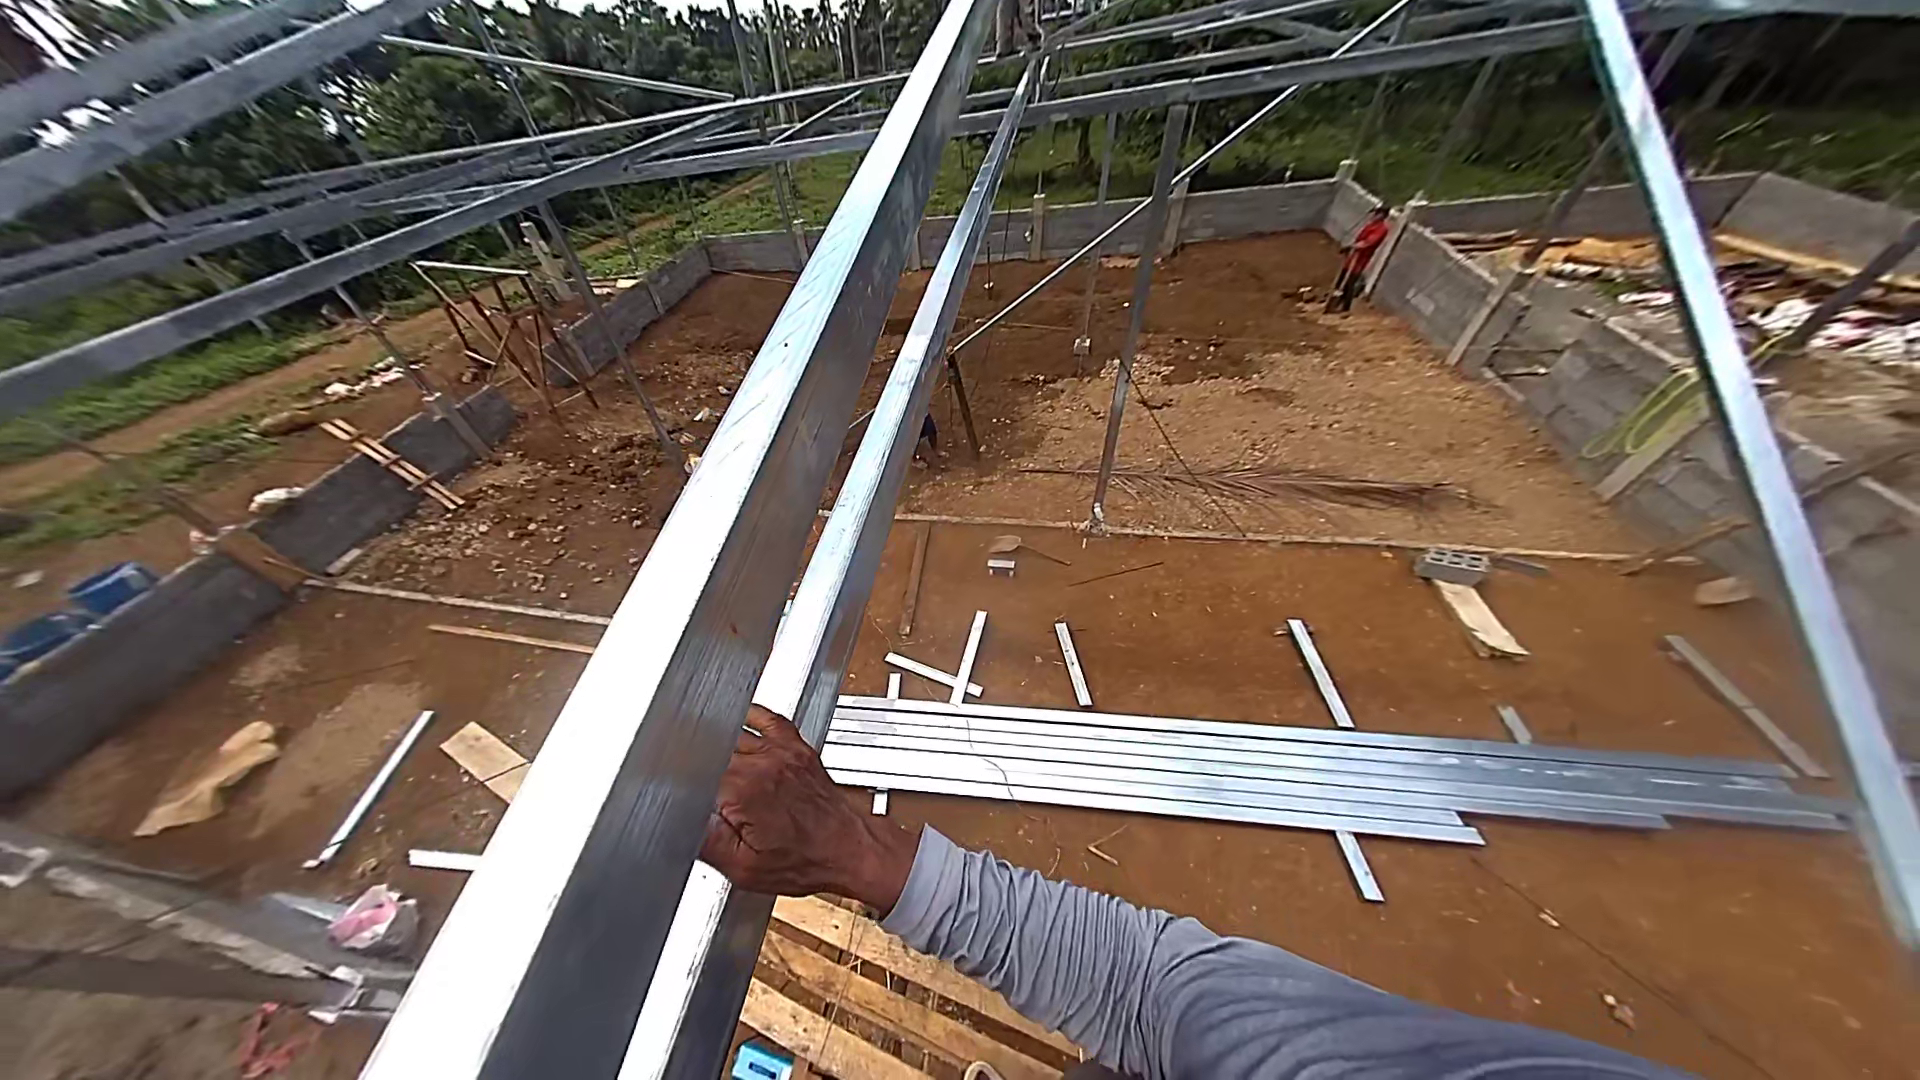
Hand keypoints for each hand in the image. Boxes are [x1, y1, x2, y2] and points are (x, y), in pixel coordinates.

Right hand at [700, 705, 920, 915]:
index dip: (679, 782)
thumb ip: (708, 841)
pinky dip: (752, 716)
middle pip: (712, 751)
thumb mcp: (745, 868)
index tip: (672, 790)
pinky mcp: (797, 747)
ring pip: (735, 734)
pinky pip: (769, 719)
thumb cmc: (803, 860)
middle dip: (696, 765)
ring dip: (717, 742)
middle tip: (688, 784)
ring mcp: (782, 751)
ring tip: (704, 757)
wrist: (845, 847)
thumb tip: (680, 821)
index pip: (695, 772)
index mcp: (744, 791)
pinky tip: (740, 721)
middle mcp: (763, 764)